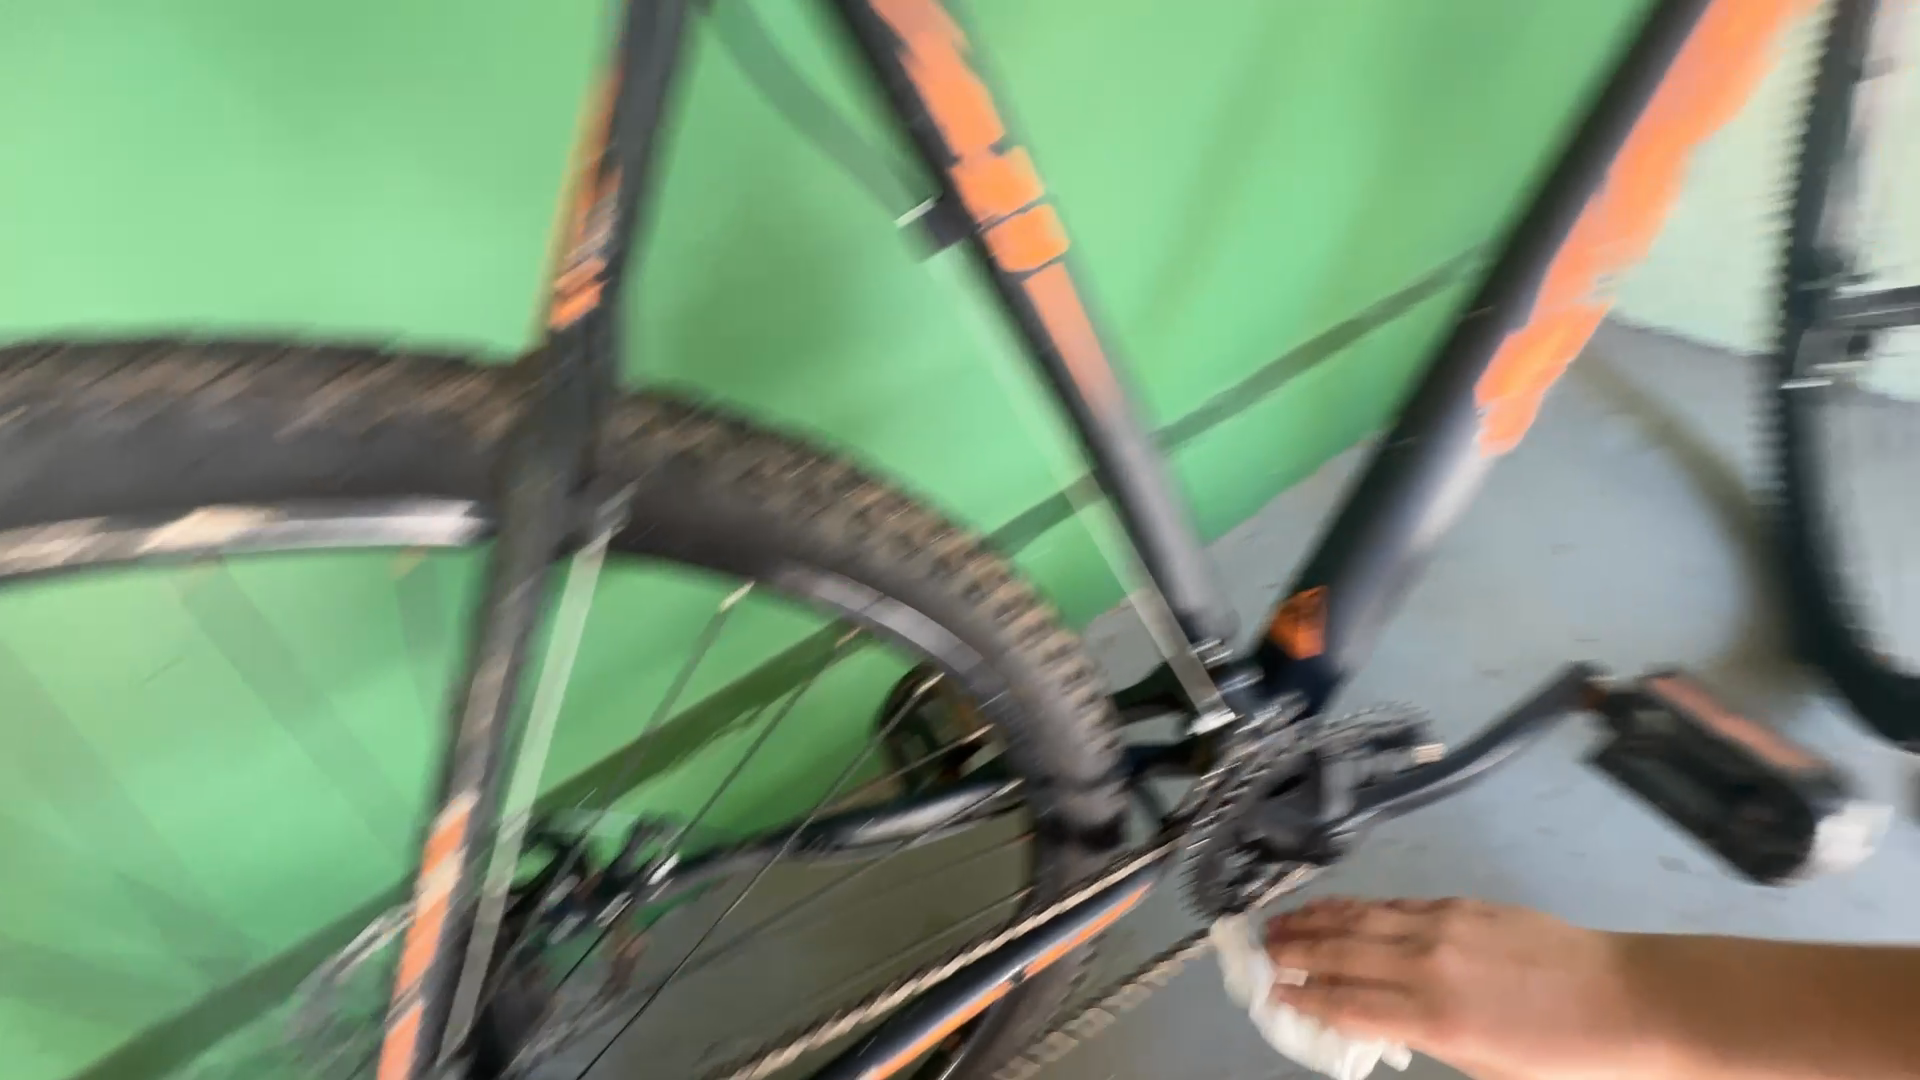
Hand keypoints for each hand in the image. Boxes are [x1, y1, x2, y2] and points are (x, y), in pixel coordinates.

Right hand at [1264, 897, 1652, 1079]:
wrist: (1633, 999)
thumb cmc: (1573, 1060)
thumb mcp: (1497, 1072)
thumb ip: (1433, 1040)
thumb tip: (1386, 1019)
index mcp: (1438, 1020)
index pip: (1349, 1004)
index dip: (1305, 996)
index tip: (1273, 992)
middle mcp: (1425, 966)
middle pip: (1340, 953)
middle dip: (1294, 951)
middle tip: (1260, 950)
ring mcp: (1437, 927)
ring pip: (1356, 918)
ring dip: (1312, 919)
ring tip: (1279, 921)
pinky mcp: (1452, 904)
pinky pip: (1388, 904)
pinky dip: (1352, 906)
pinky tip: (1334, 908)